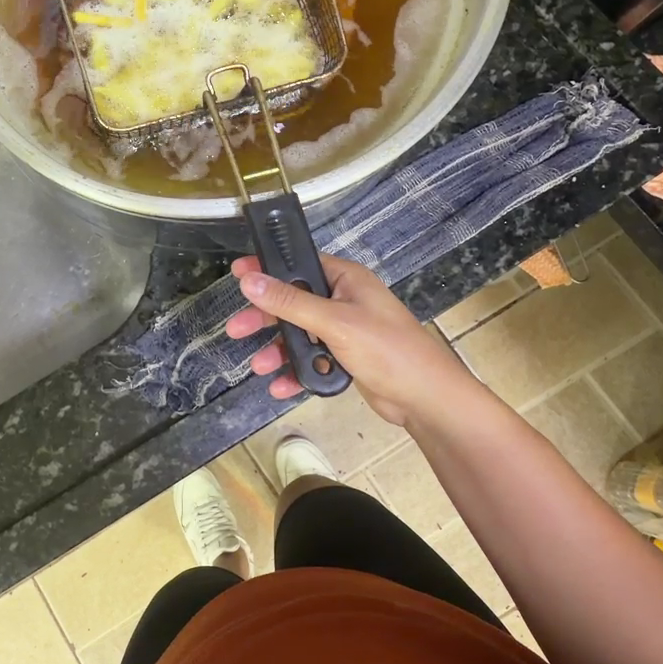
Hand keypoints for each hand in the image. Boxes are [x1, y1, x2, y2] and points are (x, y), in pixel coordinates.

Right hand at [224, 254, 486, 426]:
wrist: (426, 399)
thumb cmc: (386, 350)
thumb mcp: (333, 323)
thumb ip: (289, 302)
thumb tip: (249, 280)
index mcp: (346, 280)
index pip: (299, 264)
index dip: (268, 268)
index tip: (237, 272)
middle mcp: (343, 300)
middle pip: (293, 302)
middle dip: (265, 318)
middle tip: (236, 329)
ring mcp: (344, 331)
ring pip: (299, 334)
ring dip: (279, 350)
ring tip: (259, 367)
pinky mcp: (345, 358)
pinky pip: (312, 358)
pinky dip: (296, 370)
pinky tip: (282, 386)